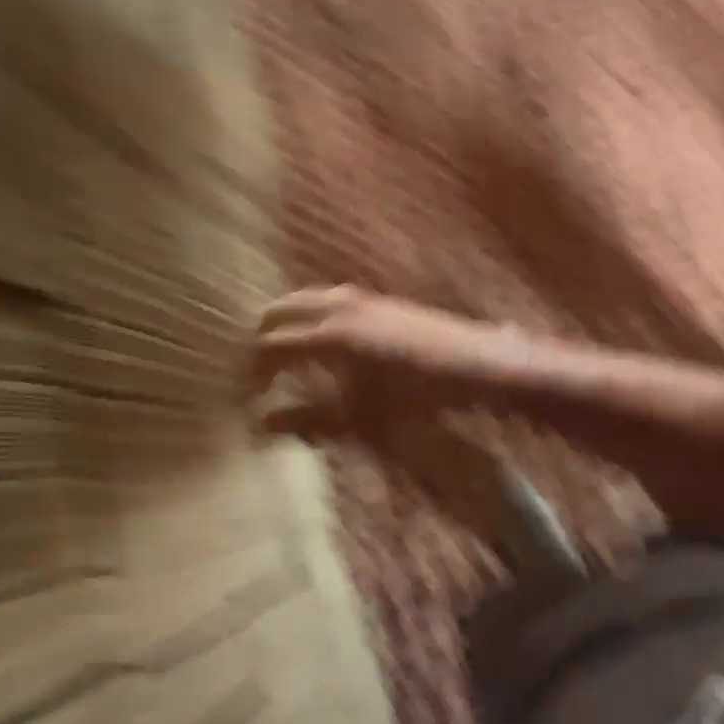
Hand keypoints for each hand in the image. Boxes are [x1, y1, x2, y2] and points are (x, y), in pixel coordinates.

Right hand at [248, 285, 510, 441]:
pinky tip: (324, 344)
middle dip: (261, 341)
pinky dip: (311, 315)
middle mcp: (337, 307)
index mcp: (328, 336)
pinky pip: (327, 298)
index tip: (249, 400)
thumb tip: (260, 425)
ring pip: (304, 300)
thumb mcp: (360, 419)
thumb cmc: (417, 397)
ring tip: (286, 358)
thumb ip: (307, 421)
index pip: (270, 348)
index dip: (253, 375)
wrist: (475, 364)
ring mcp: (360, 297)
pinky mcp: (379, 298)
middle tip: (259, 375)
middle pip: (279, 312)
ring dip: (287, 324)